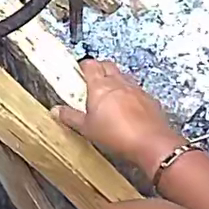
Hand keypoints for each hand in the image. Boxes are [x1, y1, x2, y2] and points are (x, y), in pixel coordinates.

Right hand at [53, 59, 187, 173]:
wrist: (152, 144)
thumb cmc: (117, 135)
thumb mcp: (87, 128)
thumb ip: (71, 117)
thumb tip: (56, 111)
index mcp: (100, 86)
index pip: (90, 65)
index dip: (84, 65)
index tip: (79, 71)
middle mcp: (119, 82)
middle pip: (107, 65)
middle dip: (99, 68)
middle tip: (92, 79)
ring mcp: (136, 89)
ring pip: (123, 76)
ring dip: (115, 79)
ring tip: (108, 93)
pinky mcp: (150, 100)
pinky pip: (137, 90)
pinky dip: (129, 93)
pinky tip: (127, 108)